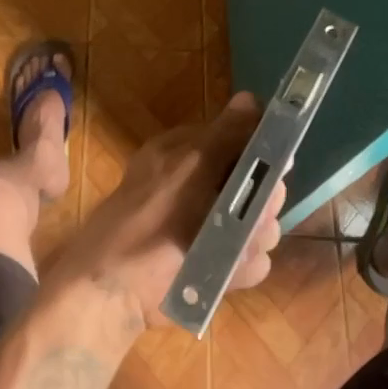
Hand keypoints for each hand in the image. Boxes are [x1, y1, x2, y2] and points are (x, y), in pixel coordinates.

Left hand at [47, 92, 285, 330]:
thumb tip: (251, 97)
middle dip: (263, 205)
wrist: (113, 291)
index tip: (274, 169)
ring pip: (259, 228)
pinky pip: (249, 263)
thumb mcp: (188, 168)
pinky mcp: (212, 267)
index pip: (244, 143)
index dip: (263, 156)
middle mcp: (201, 187)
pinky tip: (226, 274)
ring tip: (231, 251)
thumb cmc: (149, 222)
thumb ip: (224, 135)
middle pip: (259, 188)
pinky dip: (241, 269)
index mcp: (189, 156)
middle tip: (250, 217)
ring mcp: (208, 229)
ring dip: (254, 239)